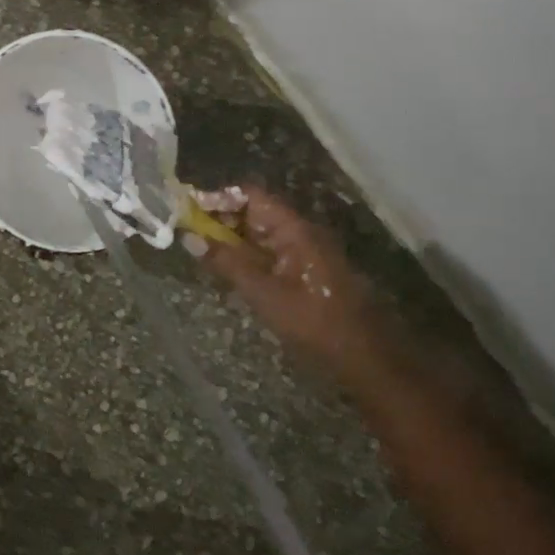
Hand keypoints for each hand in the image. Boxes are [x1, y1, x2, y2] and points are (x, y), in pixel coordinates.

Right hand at [185, 186, 381, 377]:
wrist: (365, 358)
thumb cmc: (313, 322)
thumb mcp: (263, 292)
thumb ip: (225, 262)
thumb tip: (189, 236)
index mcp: (294, 229)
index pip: (251, 195)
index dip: (219, 198)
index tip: (189, 209)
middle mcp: (300, 232)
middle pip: (254, 212)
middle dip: (221, 219)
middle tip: (189, 232)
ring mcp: (304, 252)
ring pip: (260, 233)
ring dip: (231, 238)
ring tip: (202, 250)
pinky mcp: (304, 272)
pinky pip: (269, 252)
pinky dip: (246, 255)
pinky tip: (228, 269)